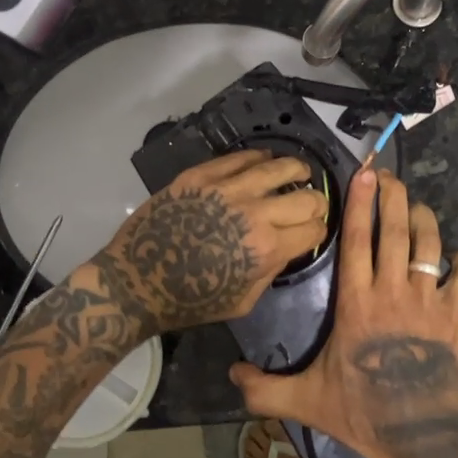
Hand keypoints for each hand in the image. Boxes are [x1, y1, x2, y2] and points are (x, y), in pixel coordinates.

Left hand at [90, 149, 328, 336]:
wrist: (138, 281)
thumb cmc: (191, 300)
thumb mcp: (243, 301)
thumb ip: (272, 271)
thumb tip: (287, 246)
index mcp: (266, 249)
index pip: (314, 228)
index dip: (319, 230)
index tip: (313, 231)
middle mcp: (254, 213)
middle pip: (306, 196)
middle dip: (315, 201)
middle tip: (309, 203)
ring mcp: (227, 188)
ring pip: (278, 165)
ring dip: (295, 170)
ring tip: (298, 172)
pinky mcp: (202, 174)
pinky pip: (241, 157)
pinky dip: (260, 157)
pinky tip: (265, 161)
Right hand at [228, 168, 457, 457]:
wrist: (417, 438)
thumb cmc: (361, 413)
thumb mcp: (305, 401)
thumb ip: (265, 388)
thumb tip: (231, 373)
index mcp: (356, 302)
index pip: (357, 240)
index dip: (359, 203)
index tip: (363, 174)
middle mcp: (392, 291)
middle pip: (396, 230)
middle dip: (394, 195)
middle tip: (388, 176)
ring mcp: (427, 301)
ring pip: (429, 244)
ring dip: (424, 219)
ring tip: (416, 206)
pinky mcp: (454, 316)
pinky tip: (454, 258)